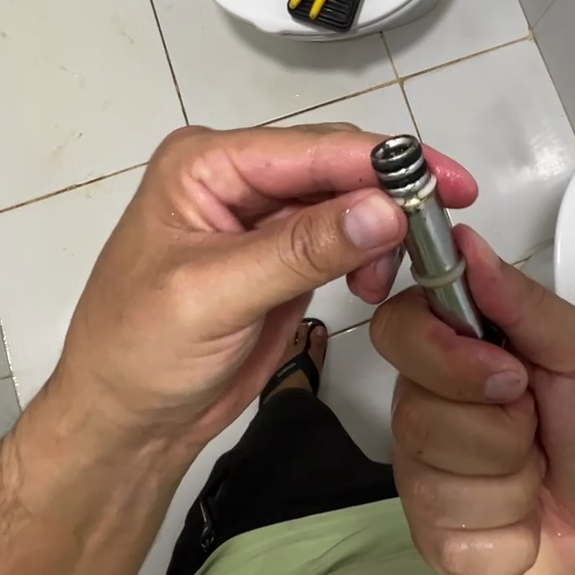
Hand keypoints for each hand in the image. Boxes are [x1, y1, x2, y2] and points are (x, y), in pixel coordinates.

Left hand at [46, 124, 476, 454]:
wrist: (127, 425)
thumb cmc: (140, 353)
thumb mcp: (215, 295)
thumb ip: (302, 249)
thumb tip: (386, 209)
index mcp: (208, 162)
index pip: (310, 149)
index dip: (382, 161)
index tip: (447, 181)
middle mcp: (240, 175)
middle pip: (336, 165)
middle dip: (390, 194)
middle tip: (440, 227)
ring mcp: (266, 213)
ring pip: (349, 199)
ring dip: (382, 229)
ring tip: (386, 276)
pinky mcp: (287, 251)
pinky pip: (346, 235)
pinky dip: (372, 253)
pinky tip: (372, 282)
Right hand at [369, 226, 574, 574]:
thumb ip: (521, 299)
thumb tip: (466, 242)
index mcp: (455, 343)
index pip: (397, 328)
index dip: (443, 356)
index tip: (507, 372)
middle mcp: (426, 397)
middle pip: (414, 410)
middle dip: (498, 427)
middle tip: (536, 421)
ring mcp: (423, 466)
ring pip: (433, 475)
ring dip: (510, 480)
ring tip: (535, 468)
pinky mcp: (432, 528)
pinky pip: (449, 533)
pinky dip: (506, 530)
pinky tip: (525, 515)